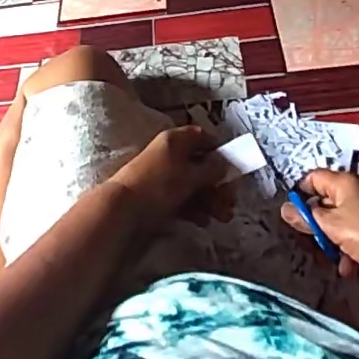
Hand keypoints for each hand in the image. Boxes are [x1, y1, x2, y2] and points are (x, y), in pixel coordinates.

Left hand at [107, 126, 221, 227]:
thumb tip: (225, 162)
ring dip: (211, 200)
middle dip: (218, 184)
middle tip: (231, 202)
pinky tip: (204, 221)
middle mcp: (171, 153)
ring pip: (194, 184)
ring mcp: (165, 175)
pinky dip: (195, 208)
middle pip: (201, 164)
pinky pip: (183, 198)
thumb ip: (211, 169)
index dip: (218, 149)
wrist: (124, 207)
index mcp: (176, 140)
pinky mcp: (160, 195)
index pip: (201, 137)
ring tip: (223, 217)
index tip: (233, 166)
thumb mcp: (190, 175)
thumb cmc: (160, 183)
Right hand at [279, 169, 358, 284]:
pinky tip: (349, 268)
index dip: (300, 192)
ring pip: (342, 222)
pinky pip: (358, 237)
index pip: (314, 178)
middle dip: (318, 221)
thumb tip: (285, 210)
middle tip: (312, 236)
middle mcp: (357, 192)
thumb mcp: (332, 226)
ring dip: (334, 239)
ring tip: (332, 256)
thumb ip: (307, 218)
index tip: (293, 211)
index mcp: (344, 183)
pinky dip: (350, 250)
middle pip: (328, 201)